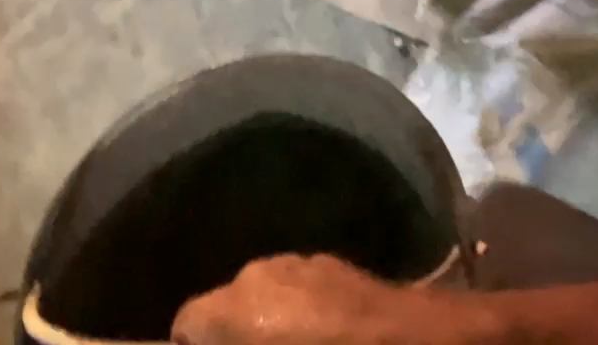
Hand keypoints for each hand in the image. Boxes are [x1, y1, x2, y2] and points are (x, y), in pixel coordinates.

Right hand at [171, 255, 500, 344]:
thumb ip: (231, 338)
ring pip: (261, 294)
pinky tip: (318, 335)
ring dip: (263, 322)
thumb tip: (224, 335)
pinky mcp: (331, 262)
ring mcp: (300, 261)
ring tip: (288, 343)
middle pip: (223, 305)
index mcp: (237, 305)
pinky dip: (294, 311)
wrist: (411, 338)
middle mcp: (261, 272)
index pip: (186, 322)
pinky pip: (294, 288)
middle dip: (229, 335)